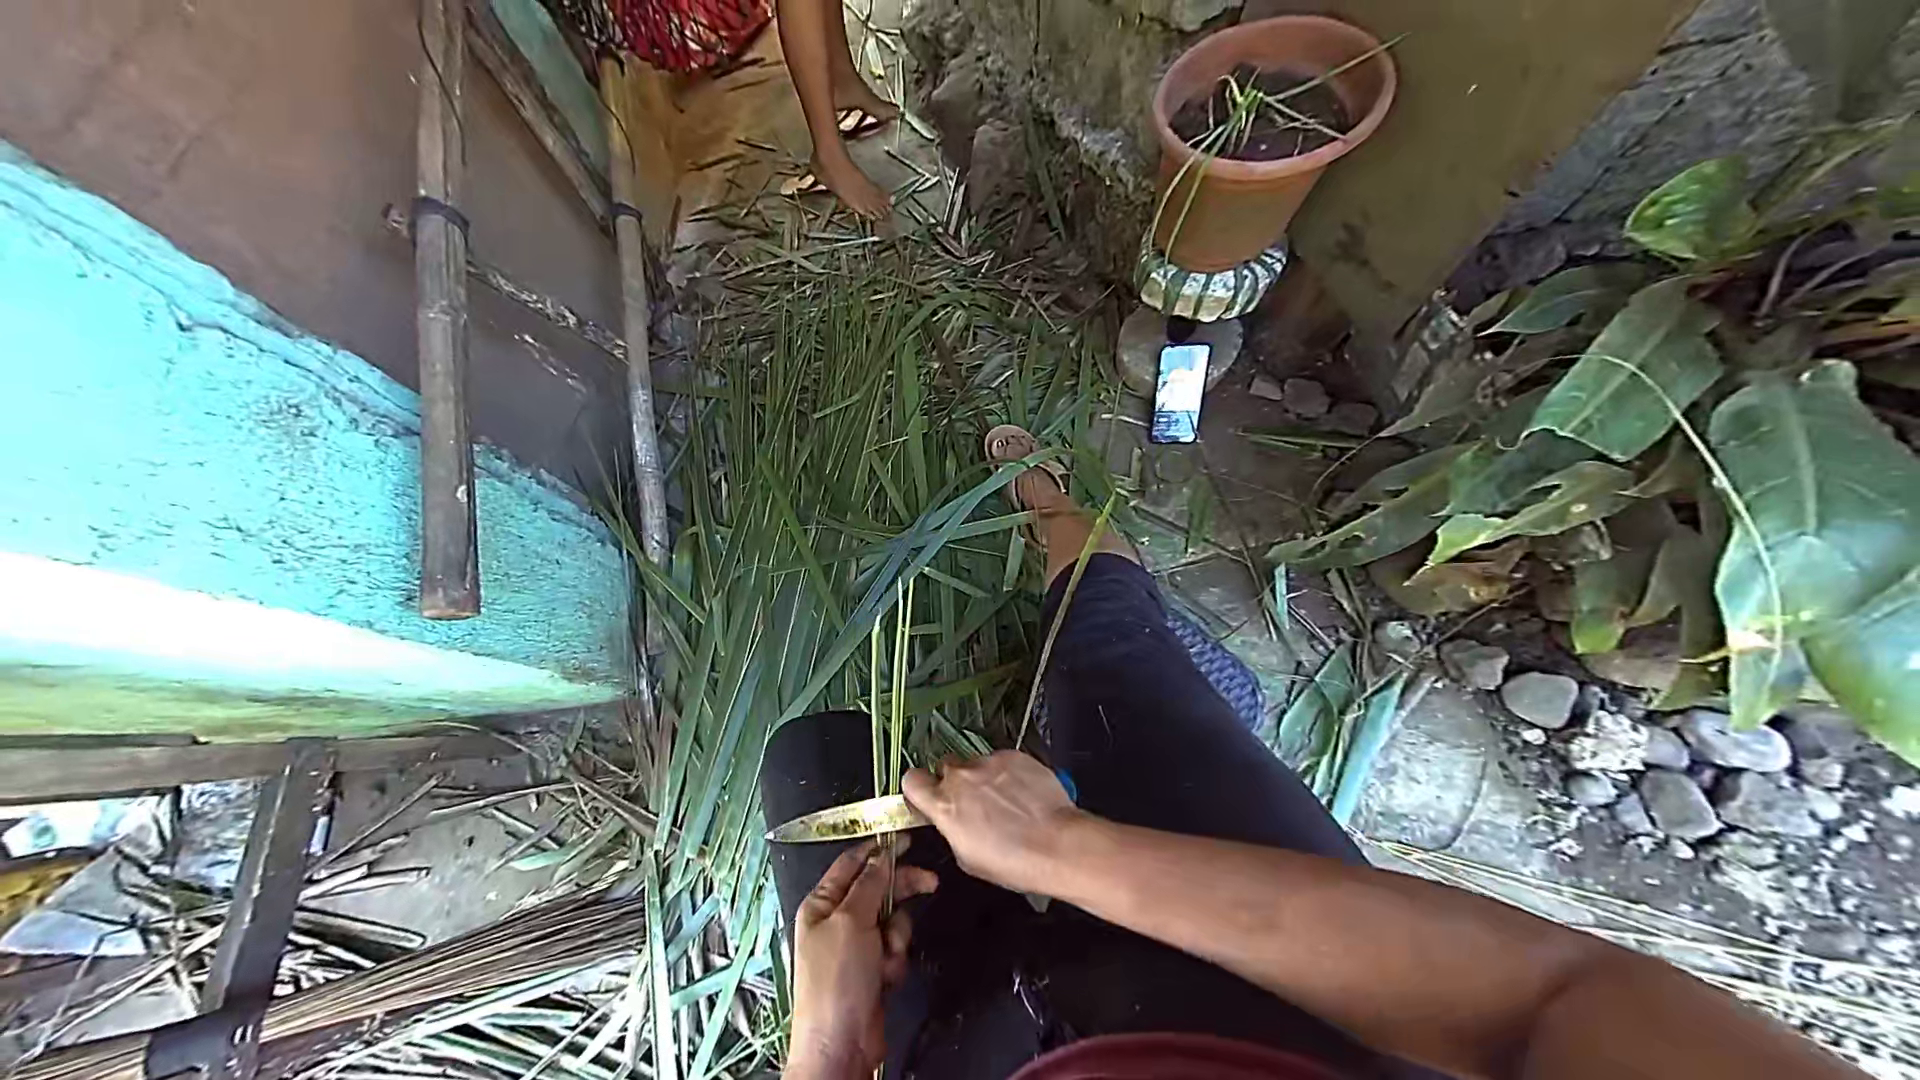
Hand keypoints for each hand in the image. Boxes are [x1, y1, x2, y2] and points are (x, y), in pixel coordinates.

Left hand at [786, 839, 936, 1079]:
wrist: (842, 1049)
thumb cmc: (836, 981)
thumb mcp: (851, 921)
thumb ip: (869, 883)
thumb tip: (882, 855)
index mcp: (822, 903)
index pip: (852, 863)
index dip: (878, 849)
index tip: (906, 839)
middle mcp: (838, 920)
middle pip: (878, 888)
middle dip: (901, 890)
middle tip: (929, 882)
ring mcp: (856, 946)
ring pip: (893, 918)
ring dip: (897, 935)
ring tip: (888, 957)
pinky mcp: (873, 968)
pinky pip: (896, 946)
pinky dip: (896, 959)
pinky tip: (887, 977)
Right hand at [902, 751, 1085, 895]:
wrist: (1057, 844)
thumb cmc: (1014, 861)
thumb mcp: (967, 857)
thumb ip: (950, 828)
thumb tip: (952, 819)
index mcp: (944, 804)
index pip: (911, 779)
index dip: (919, 787)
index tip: (928, 795)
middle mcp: (962, 777)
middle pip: (945, 767)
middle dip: (954, 782)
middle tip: (973, 803)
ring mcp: (988, 762)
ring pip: (975, 763)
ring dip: (983, 778)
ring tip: (1006, 802)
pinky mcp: (1013, 755)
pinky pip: (1001, 760)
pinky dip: (1007, 773)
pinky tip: (1022, 794)